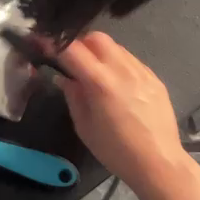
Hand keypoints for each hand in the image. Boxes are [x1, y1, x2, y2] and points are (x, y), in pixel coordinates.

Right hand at [57, 32, 194, 193]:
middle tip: (72, 60)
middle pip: (96, 38)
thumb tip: (64, 78)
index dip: (53, 44)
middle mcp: (122, 69)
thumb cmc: (116, 151)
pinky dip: (118, 63)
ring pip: (116, 46)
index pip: (72, 50)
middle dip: (79, 43)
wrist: (158, 162)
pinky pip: (131, 60)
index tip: (41, 43)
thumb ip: (73, 97)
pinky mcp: (154, 78)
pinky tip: (116, 83)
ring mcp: (142, 71)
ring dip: (100, 52)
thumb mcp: (85, 127)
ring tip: (95, 72)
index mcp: (101, 83)